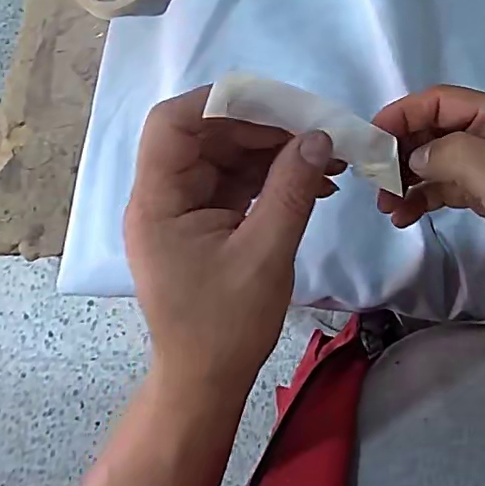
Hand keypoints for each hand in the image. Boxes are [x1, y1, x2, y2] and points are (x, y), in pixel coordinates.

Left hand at [125, 86, 342, 401]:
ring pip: (226, 154)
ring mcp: (184, 207)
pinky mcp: (205, 219)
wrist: (206, 382)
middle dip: (262, 128)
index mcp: (158, 201)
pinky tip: (313, 181)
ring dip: (274, 151)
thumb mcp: (265, 254)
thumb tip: (319, 137)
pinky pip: (237, 180)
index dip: (218, 102)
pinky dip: (273, 175)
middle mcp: (164, 195)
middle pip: (206, 134)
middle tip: (314, 132)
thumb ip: (291, 189)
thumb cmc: (225, 326)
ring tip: (326, 158)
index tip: (275, 105)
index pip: (172, 124)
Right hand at [372, 85, 484, 315]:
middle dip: (402, 151)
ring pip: (439, 160)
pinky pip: (450, 188)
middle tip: (374, 183)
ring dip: (408, 178)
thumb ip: (458, 157)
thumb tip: (415, 154)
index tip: (368, 140)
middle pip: (437, 129)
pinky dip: (425, 198)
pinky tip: (406, 215)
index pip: (443, 101)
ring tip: (386, 207)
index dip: (403, 114)